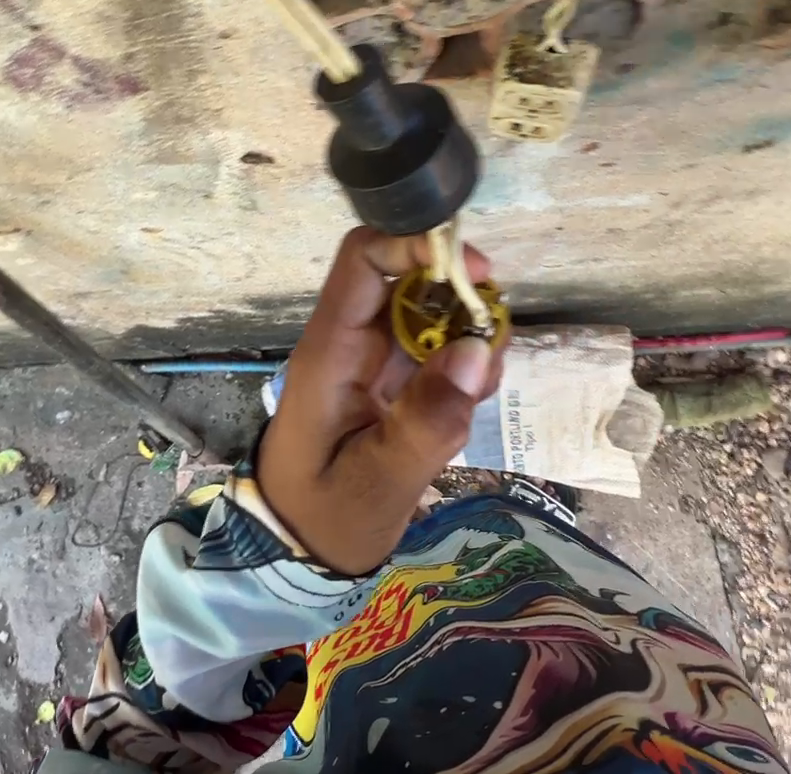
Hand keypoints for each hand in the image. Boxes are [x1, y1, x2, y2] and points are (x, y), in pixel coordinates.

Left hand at [256, 228, 505, 574]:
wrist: (297, 546)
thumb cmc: (326, 516)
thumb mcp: (378, 482)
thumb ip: (425, 423)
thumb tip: (474, 352)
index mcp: (332, 349)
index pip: (363, 260)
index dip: (415, 245)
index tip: (475, 274)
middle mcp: (351, 341)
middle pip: (405, 279)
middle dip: (457, 296)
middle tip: (493, 342)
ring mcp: (370, 359)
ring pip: (426, 312)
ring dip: (466, 333)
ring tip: (481, 385)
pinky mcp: (389, 381)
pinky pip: (432, 349)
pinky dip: (461, 363)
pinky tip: (469, 401)